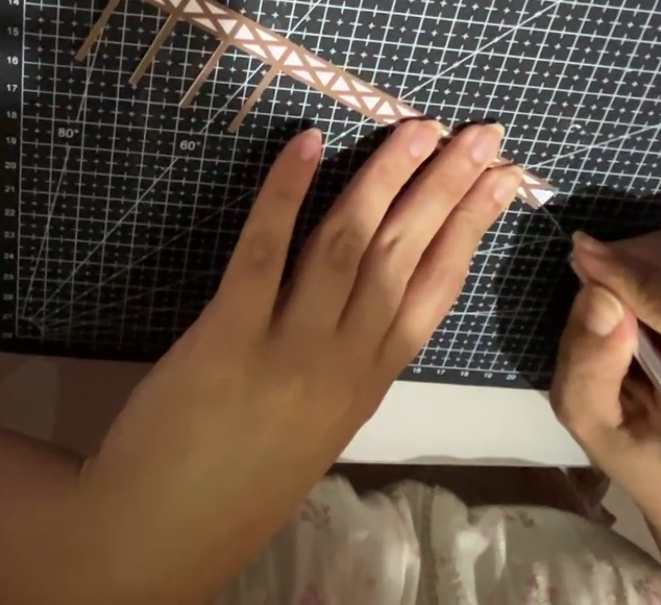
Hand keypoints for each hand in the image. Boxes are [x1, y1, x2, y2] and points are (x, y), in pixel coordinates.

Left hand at [74, 121, 527, 602]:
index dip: (472, 228)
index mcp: (369, 381)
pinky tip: (307, 143)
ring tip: (416, 128)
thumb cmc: (239, 473)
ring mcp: (288, 349)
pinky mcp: (228, 335)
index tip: (500, 179)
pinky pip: (264, 251)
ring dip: (387, 178)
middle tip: (481, 133)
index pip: (436, 291)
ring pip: (350, 246)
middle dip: (448, 189)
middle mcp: (344, 362)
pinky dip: (286, 192)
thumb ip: (348, 362)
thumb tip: (374, 294)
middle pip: (406, 256)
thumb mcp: (319, 425)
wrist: (161, 532)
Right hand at [550, 228, 660, 493]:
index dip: (644, 280)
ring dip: (646, 255)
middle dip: (634, 260)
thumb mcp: (587, 421)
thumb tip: (599, 293)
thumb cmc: (634, 453)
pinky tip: (642, 294)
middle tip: (589, 279)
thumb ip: (589, 364)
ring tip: (614, 289)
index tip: (584, 260)